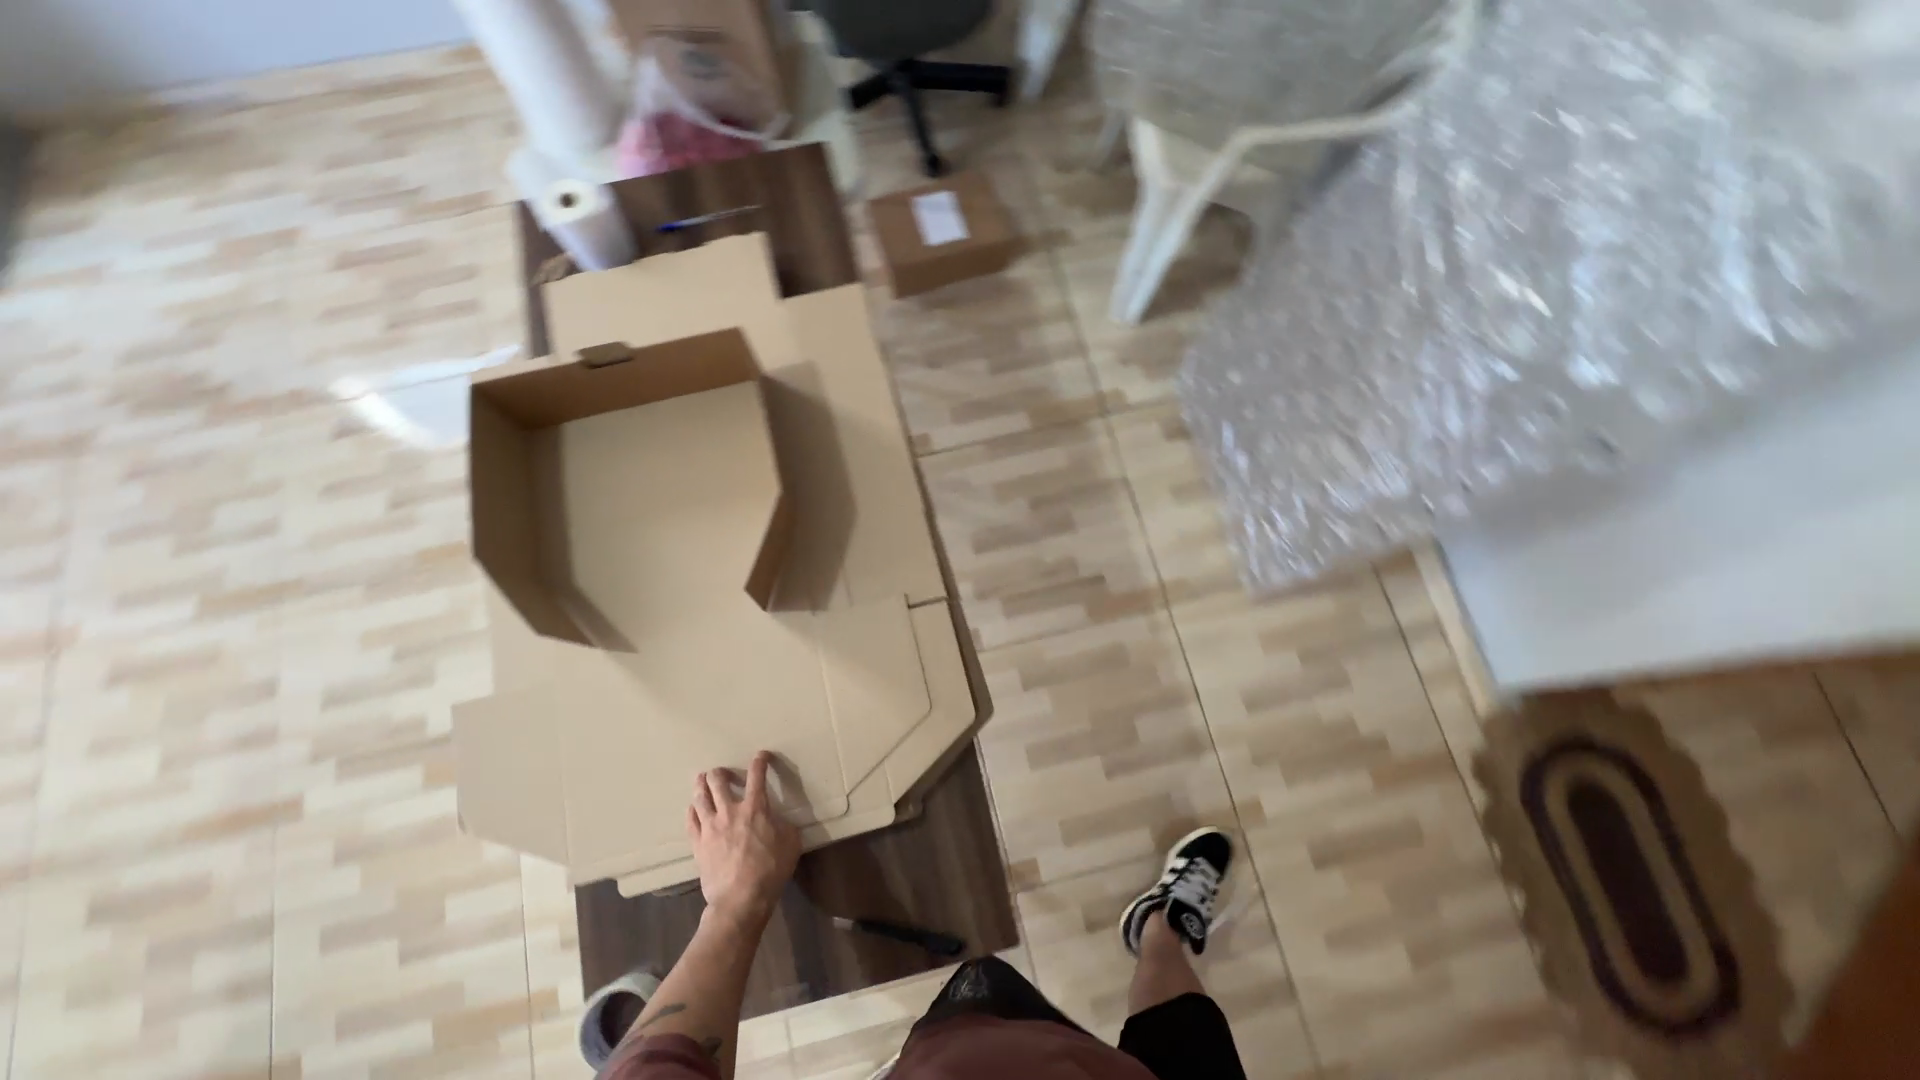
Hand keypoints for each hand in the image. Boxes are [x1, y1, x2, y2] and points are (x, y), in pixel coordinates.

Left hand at [687, 751, 799, 923]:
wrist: (740, 898)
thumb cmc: (770, 870)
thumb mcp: (791, 844)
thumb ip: (785, 825)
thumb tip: (777, 820)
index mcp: (755, 808)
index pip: (757, 776)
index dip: (760, 762)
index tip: (762, 756)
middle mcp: (730, 811)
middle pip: (718, 781)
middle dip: (720, 772)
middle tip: (722, 772)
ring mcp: (710, 827)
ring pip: (700, 797)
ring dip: (701, 785)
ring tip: (702, 780)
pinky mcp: (698, 843)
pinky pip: (690, 819)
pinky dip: (692, 809)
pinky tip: (693, 807)